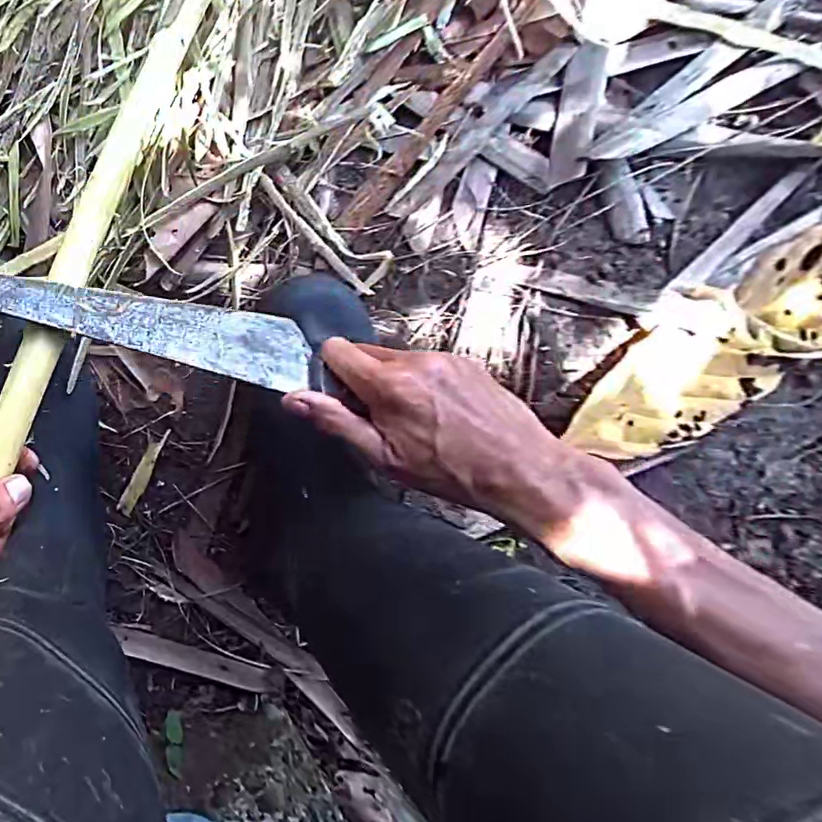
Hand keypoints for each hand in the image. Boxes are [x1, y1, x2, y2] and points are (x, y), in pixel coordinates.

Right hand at [281, 339, 587, 525]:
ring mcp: (445, 359)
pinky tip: (434, 412)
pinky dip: (417, 381)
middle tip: (375, 415)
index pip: (335, 349)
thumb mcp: (383, 456)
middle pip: (362, 351)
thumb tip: (295, 399)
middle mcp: (417, 362)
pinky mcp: (465, 362)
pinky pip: (422, 362)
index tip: (340, 398)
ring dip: (388, 380)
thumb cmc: (454, 471)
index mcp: (390, 384)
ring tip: (410, 418)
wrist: (526, 473)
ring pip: (392, 357)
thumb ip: (334, 421)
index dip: (328, 373)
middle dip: (357, 378)